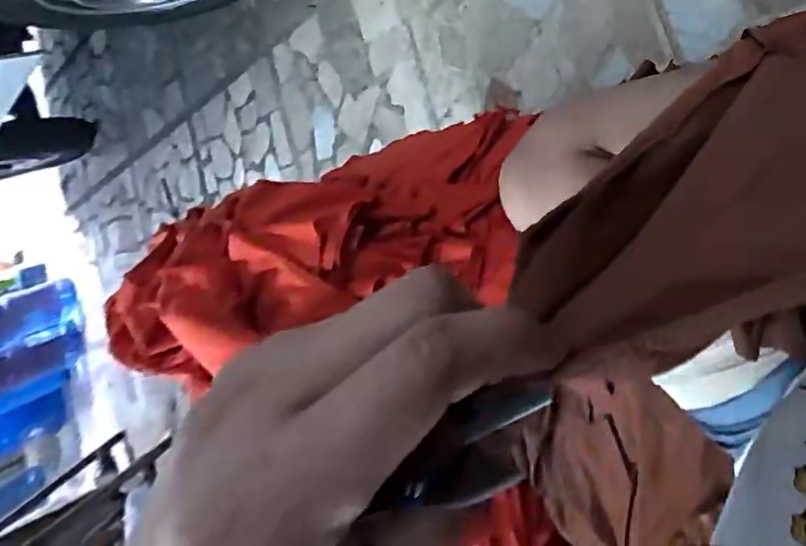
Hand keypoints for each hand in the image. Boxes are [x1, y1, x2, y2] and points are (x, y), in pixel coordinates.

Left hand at [140, 267, 558, 545]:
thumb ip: (448, 510)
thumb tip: (503, 432)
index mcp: (288, 470)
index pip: (426, 358)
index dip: (507, 341)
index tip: (552, 353)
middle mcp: (269, 387)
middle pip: (417, 295)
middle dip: (482, 319)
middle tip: (499, 379)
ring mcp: (254, 359)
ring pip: (391, 302)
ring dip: (439, 335)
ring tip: (433, 407)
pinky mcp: (252, 354)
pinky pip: (356, 324)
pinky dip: (396, 349)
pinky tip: (377, 411)